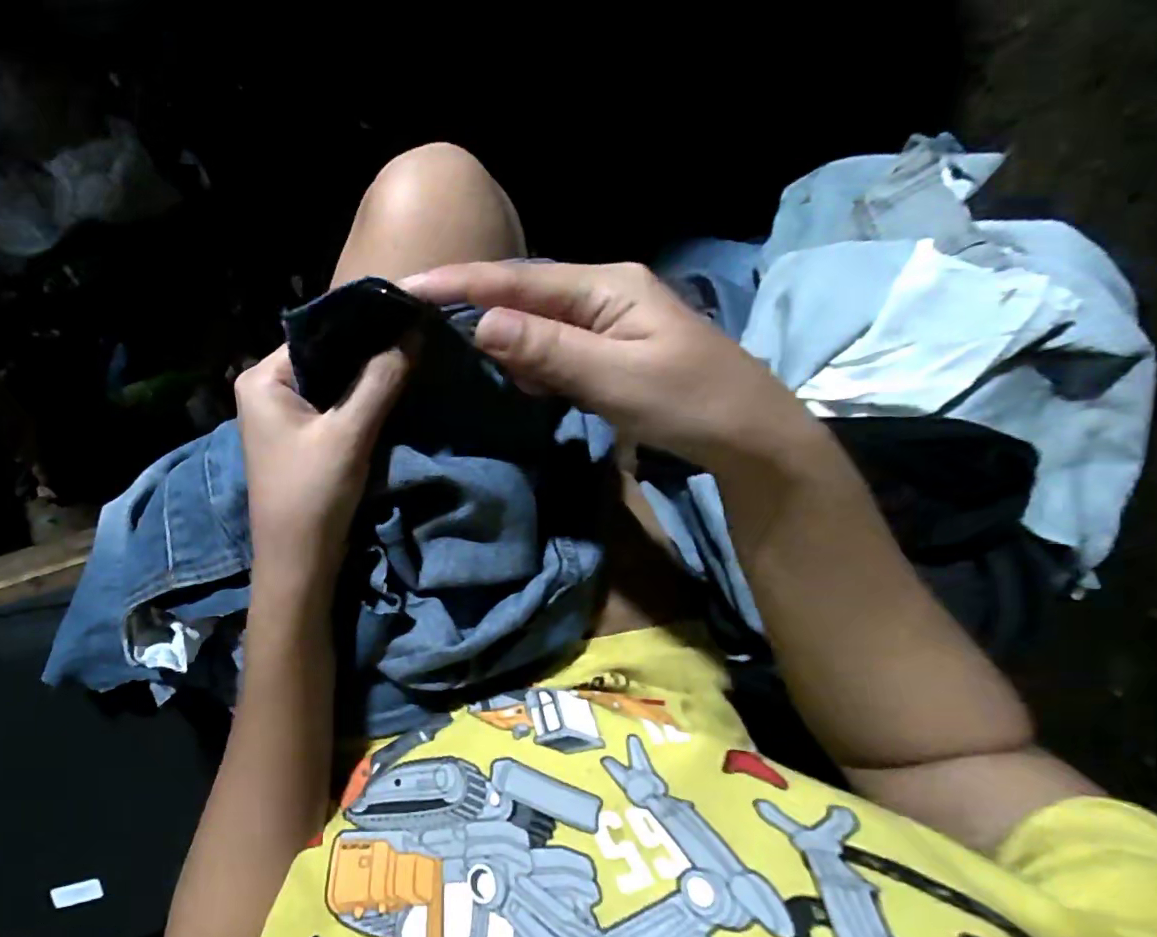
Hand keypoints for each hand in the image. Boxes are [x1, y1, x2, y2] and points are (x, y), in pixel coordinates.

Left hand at [235, 344, 409, 584]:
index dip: (362, 324)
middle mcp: (266, 389)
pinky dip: (361, 400)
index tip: (406, 315)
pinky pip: (334, 405)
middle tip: (415, 336)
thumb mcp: (350, 433)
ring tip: (411, 357)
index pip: (317, 331)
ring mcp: (282, 415)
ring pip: (333, 381)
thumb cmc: (314, 494)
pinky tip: (393, 391)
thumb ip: (381, 380)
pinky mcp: (301, 437)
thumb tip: (414, 330)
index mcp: (262, 378)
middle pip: (325, 355)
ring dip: (368, 377)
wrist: (299, 561)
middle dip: (368, 351)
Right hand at [403, 261, 823, 470]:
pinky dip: (531, 362)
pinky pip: (557, 349)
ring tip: (453, 347)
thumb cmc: (689, 402)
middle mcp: (605, 293)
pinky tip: (515, 376)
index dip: (461, 283)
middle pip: (525, 293)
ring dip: (501, 336)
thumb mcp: (615, 377)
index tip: (407, 287)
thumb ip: (548, 349)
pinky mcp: (612, 352)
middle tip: (418, 317)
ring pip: (539, 323)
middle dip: (473, 303)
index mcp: (606, 286)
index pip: (519, 279)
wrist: (750, 437)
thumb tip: (482, 322)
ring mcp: (610, 323)